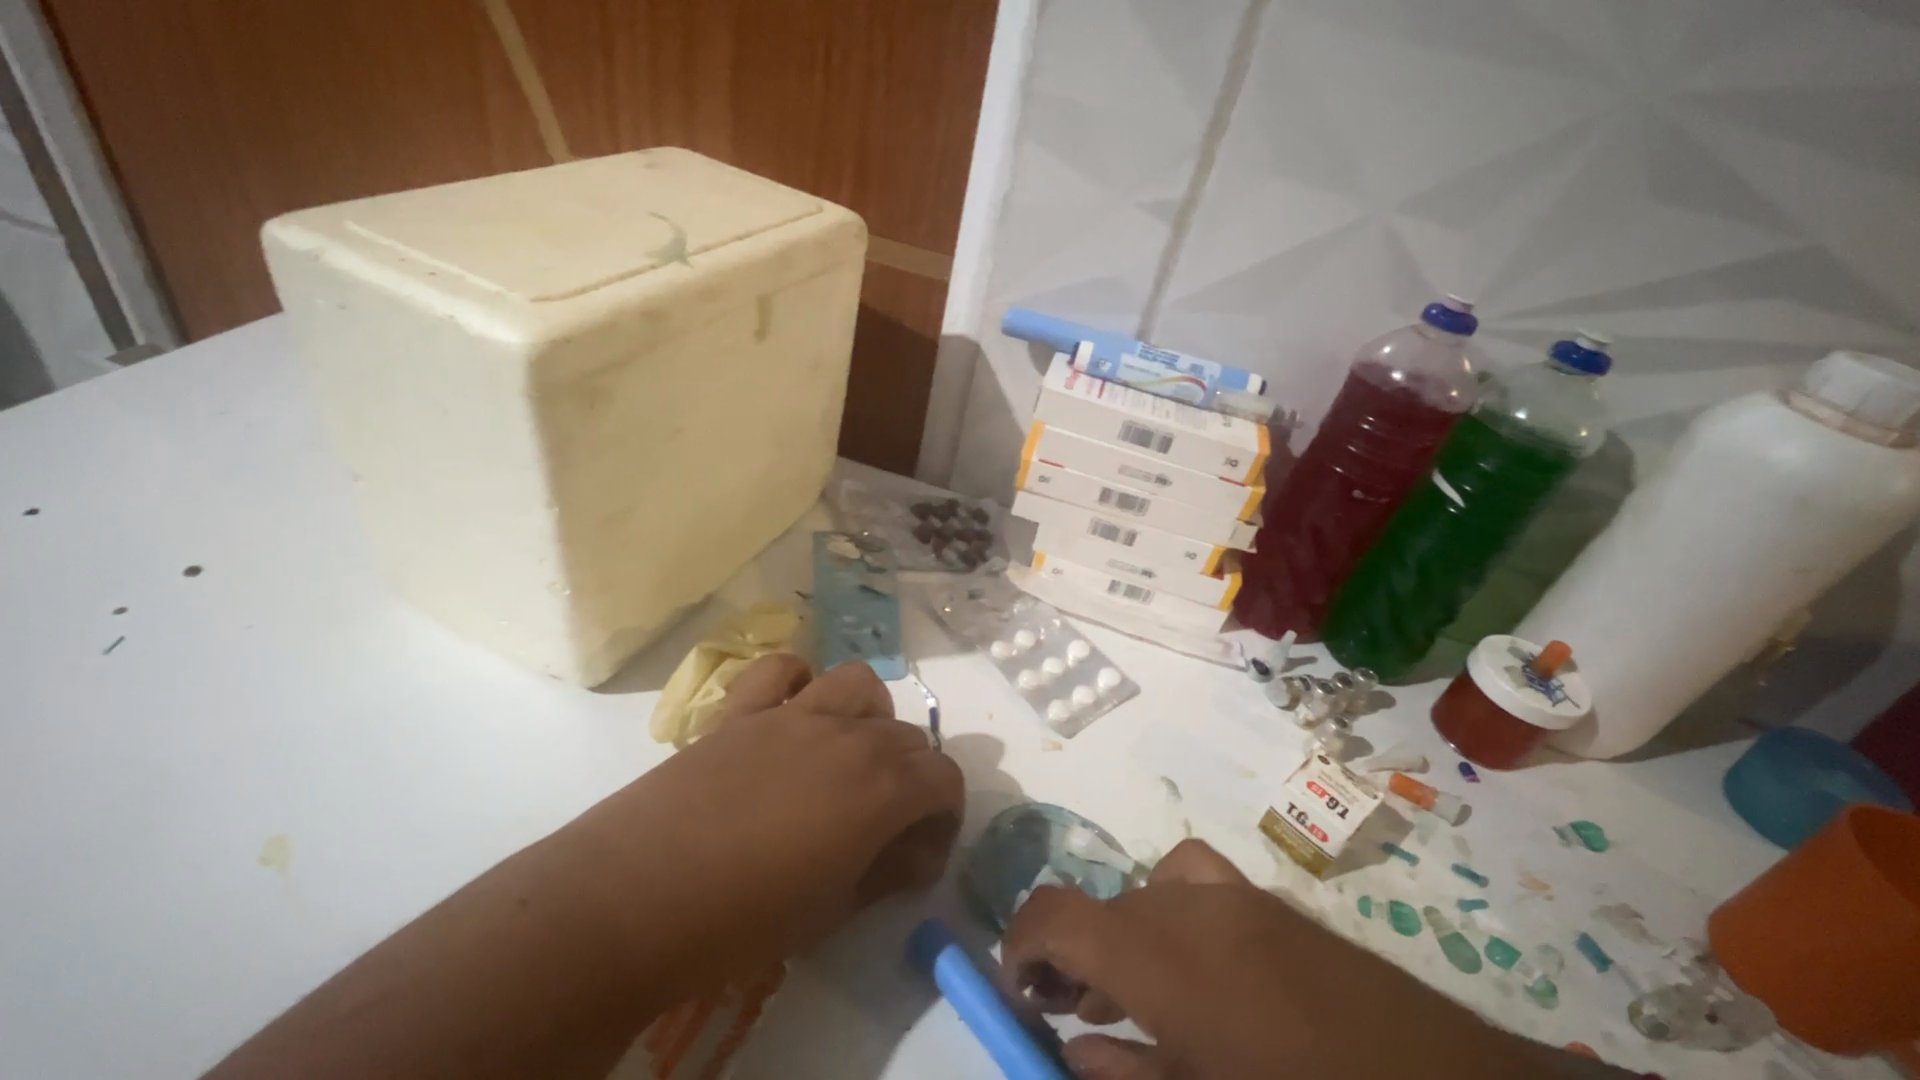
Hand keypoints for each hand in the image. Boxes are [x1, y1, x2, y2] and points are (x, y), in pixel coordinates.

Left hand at [568, 654, 963, 1004]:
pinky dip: (797, 682)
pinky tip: (790, 717)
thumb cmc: (745, 920)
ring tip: (846, 759)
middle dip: (912, 778)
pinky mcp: (741, 712)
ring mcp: (791, 715)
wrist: (636, 898)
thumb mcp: (835, 911)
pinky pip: (781, 670)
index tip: (919, 854)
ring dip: (869, 718)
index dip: (944, 816)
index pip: (945, 779)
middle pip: (907, 737)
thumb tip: (914, 853)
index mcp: (882, 788)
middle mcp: (847, 737)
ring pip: (858, 685)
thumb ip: (887, 872)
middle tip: (882, 826)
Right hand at [1003, 840, 1547, 1078]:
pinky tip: (1191, 959)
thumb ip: (1126, 1073)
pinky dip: (1167, 909)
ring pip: (1140, 897)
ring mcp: (1233, 896)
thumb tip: (1074, 1051)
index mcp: (1161, 962)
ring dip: (1117, 937)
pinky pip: (1192, 880)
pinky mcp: (1269, 900)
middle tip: (1071, 1014)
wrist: (1435, 1076)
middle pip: (1097, 910)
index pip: (1056, 914)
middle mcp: (1186, 909)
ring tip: (1125, 995)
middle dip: (1070, 957)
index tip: (1018, 990)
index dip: (1021, 942)